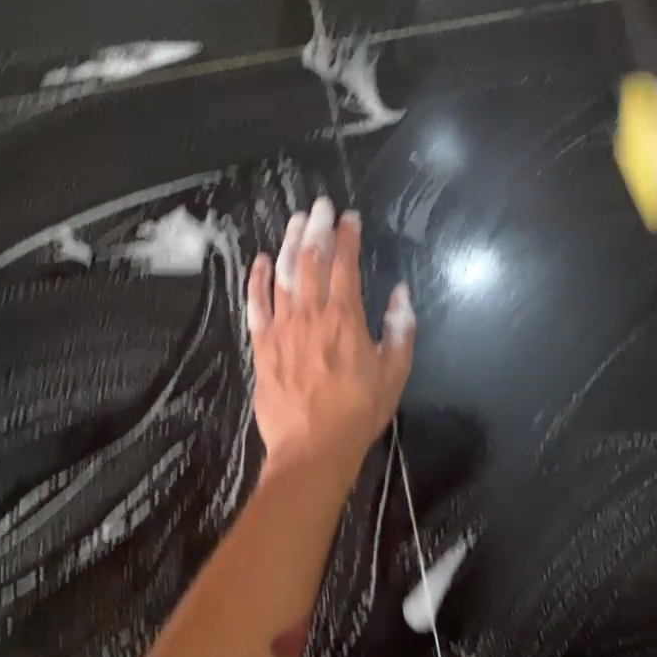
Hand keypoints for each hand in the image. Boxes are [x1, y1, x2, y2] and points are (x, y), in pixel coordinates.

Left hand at [245, 197, 415, 479]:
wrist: (312, 450)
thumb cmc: (358, 413)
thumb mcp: (394, 373)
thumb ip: (400, 328)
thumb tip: (399, 292)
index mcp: (346, 317)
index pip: (346, 264)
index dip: (348, 236)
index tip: (350, 217)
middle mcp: (311, 314)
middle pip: (312, 260)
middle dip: (317, 228)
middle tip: (320, 205)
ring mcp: (282, 327)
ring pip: (284, 274)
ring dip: (291, 243)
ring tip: (297, 220)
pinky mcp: (262, 345)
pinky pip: (256, 305)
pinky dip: (257, 280)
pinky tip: (262, 260)